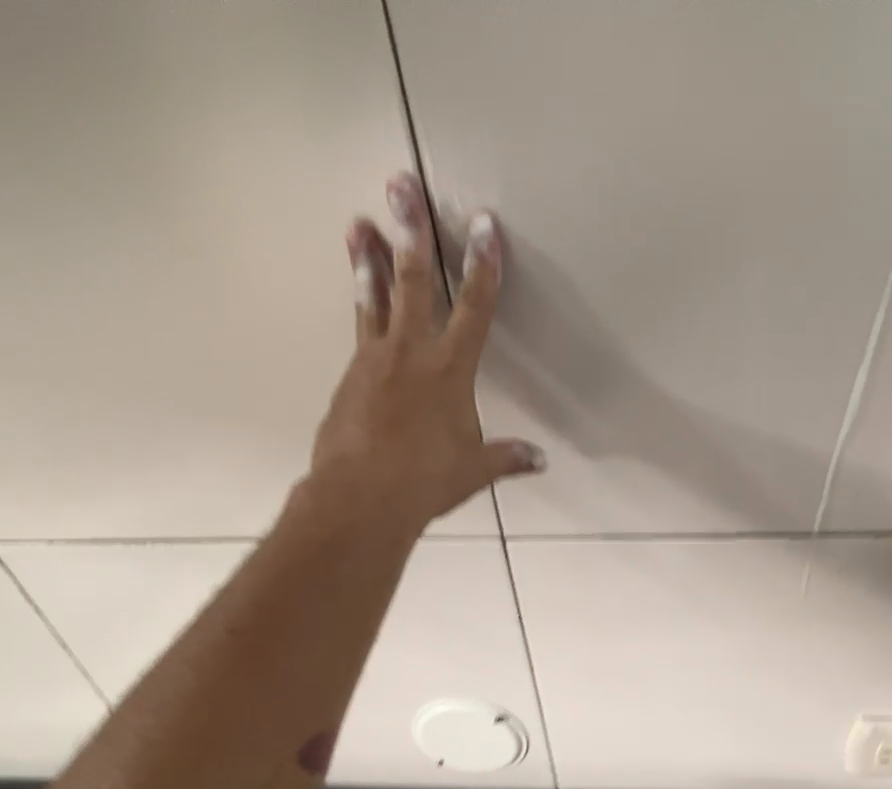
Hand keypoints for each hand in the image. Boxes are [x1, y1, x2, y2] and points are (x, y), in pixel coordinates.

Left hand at [308, 172, 543, 528]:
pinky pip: (360, 327)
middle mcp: (412, 352)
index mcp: (451, 370)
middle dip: (411, 230)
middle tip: (400, 185)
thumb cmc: (425, 482)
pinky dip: (360, 300)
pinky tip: (357, 287)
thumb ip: (506, 457)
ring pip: (374, 296)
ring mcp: (375, 359)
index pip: (476, 307)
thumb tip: (540, 460)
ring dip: (368, 256)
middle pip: (414, 280)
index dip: (484, 264)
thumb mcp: (473, 469)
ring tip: (359, 219)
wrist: (359, 500)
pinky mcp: (351, 374)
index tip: (484, 225)